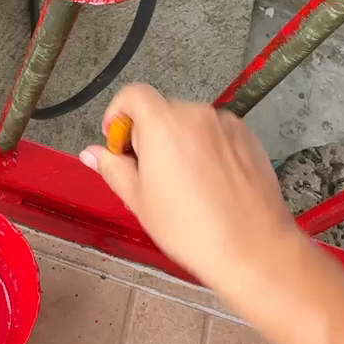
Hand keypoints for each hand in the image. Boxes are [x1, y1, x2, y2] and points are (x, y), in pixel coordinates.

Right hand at [82, 84, 309, 301]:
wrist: (251, 248)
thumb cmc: (189, 229)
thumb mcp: (138, 200)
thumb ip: (112, 168)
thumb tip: (92, 153)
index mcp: (163, 125)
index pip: (133, 94)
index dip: (118, 114)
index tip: (118, 143)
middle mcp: (197, 114)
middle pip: (161, 110)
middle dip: (149, 135)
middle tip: (148, 176)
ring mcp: (227, 124)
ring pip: (190, 124)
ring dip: (178, 142)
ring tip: (183, 185)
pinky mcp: (249, 138)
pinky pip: (216, 134)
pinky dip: (205, 149)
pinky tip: (209, 185)